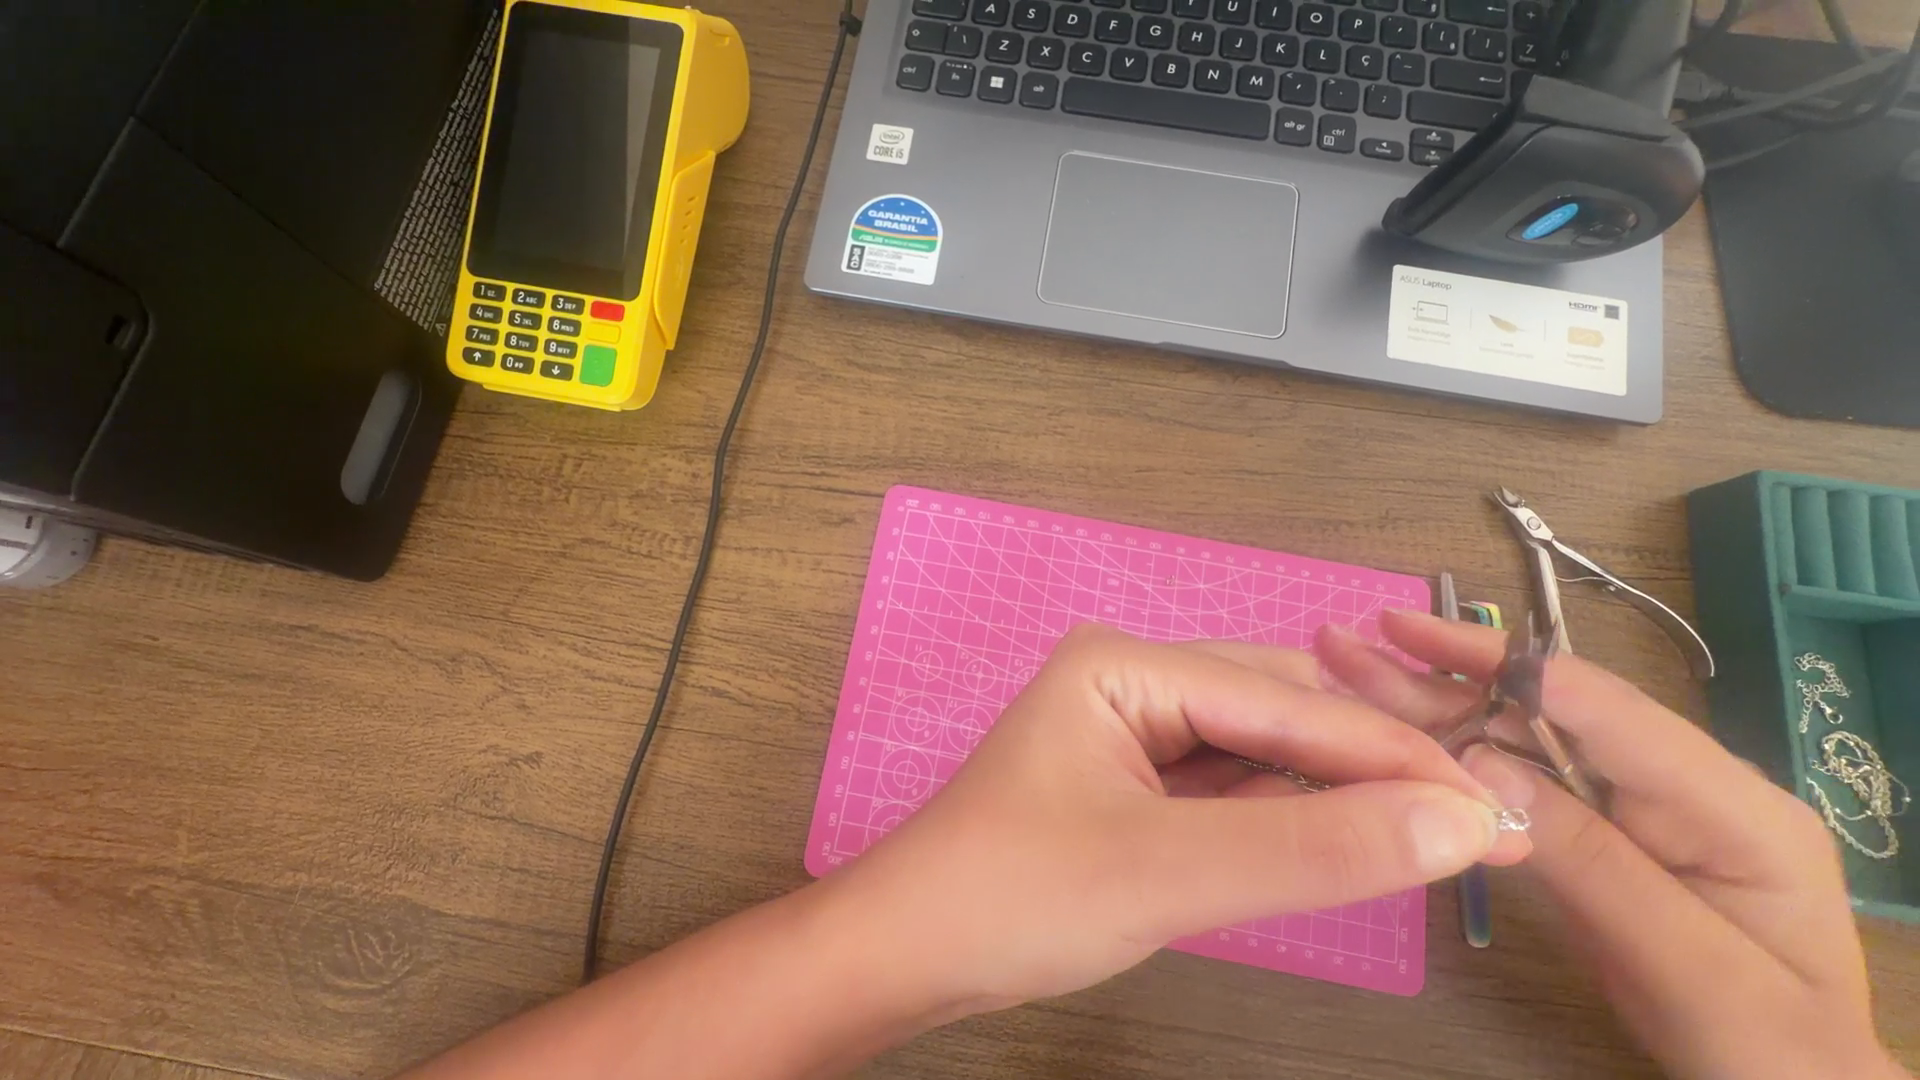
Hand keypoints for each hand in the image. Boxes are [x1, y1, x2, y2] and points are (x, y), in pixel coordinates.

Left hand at [817, 622, 1529, 1016]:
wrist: (914, 950)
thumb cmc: (1018, 896)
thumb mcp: (1169, 872)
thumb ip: (1312, 845)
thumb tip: (1460, 820)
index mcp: (1124, 662)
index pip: (1281, 700)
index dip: (1388, 751)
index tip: (1495, 800)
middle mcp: (1131, 677)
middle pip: (1273, 710)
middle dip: (1364, 764)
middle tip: (1476, 820)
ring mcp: (1131, 728)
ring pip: (1256, 749)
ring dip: (1330, 790)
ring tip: (1431, 832)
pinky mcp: (1133, 781)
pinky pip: (1226, 786)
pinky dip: (1281, 814)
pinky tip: (1341, 836)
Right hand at [1317, 610, 1908, 1079]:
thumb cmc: (1763, 1045)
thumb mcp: (1684, 964)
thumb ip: (1588, 857)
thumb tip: (1474, 765)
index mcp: (1726, 802)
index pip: (1599, 706)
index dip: (1497, 660)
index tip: (1405, 632)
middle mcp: (1674, 780)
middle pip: (1542, 711)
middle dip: (1439, 675)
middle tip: (1345, 649)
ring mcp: (1632, 801)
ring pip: (1517, 737)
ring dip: (1431, 706)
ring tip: (1349, 677)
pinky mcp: (1596, 824)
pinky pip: (1514, 777)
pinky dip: (1448, 753)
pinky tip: (1392, 736)